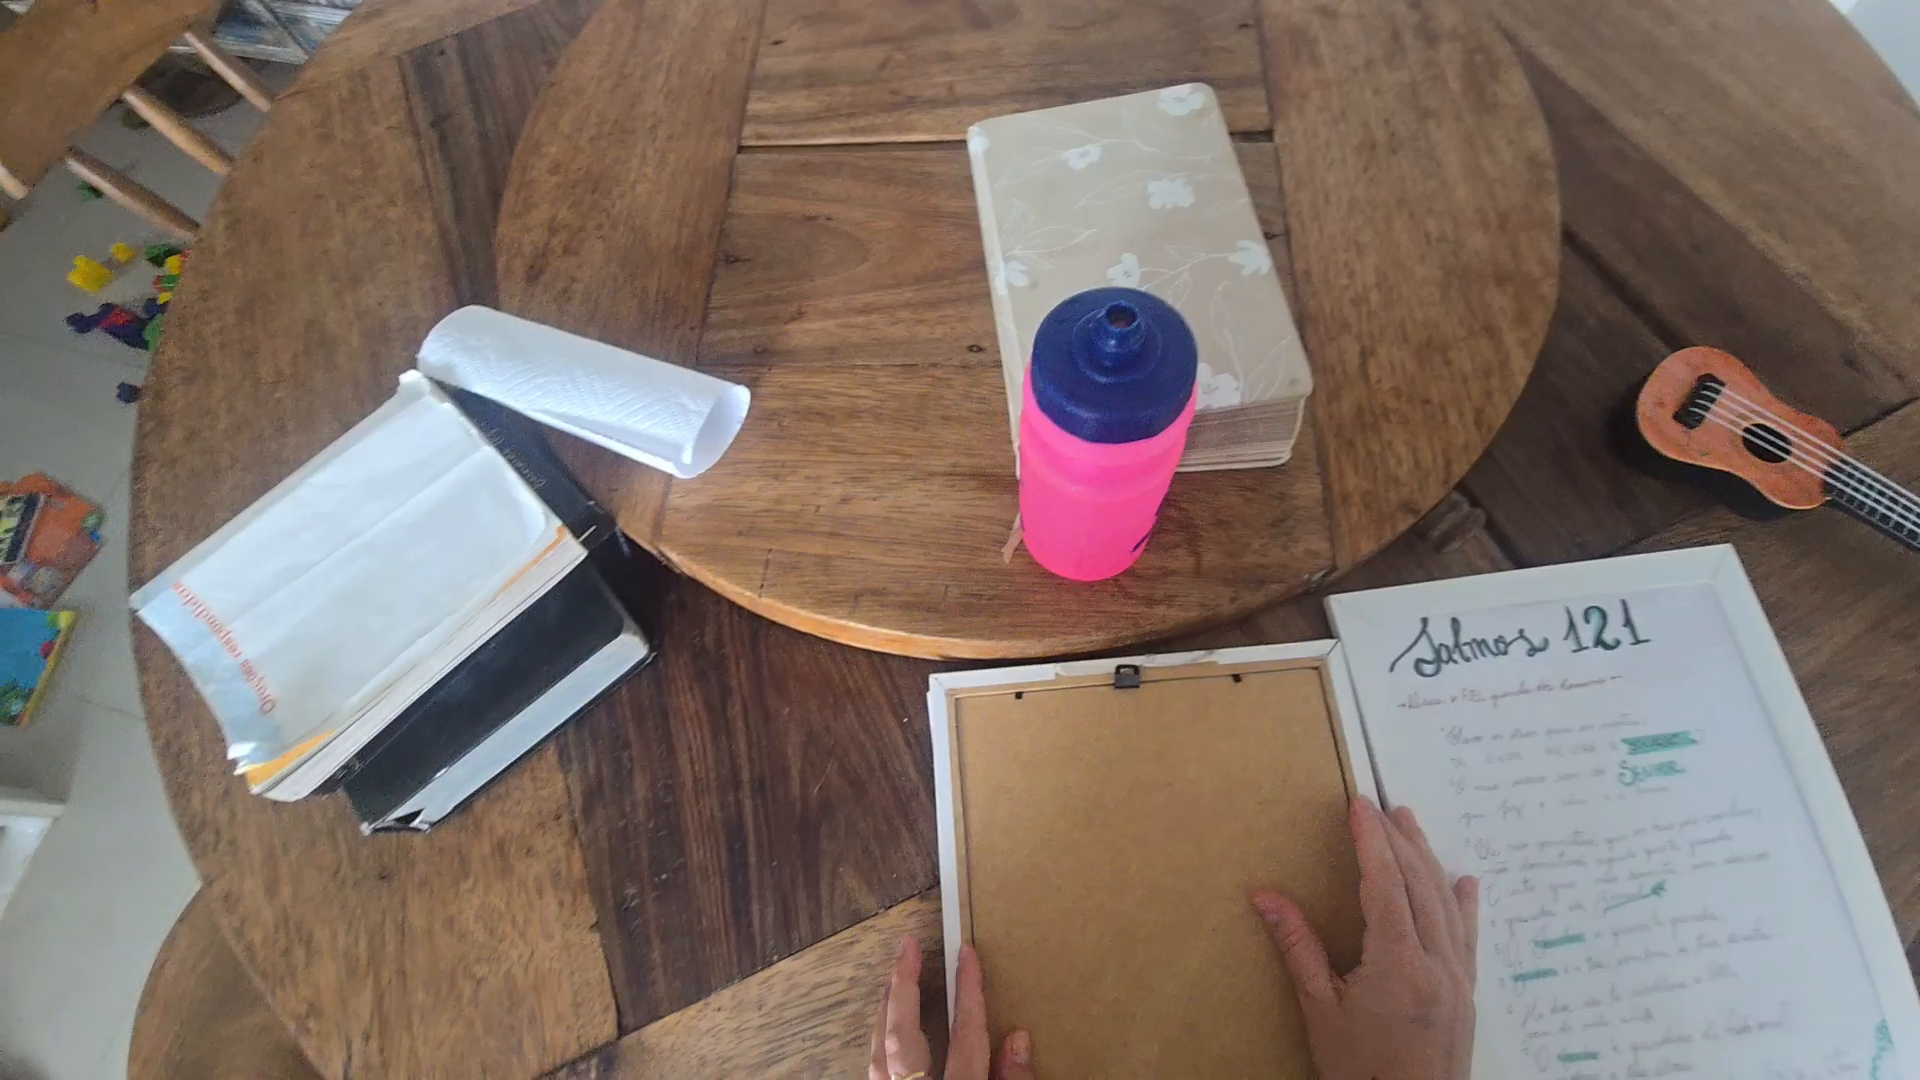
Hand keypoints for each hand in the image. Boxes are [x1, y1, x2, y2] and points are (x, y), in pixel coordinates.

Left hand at [869, 934, 1033, 1079]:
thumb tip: (1018, 1039)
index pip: (964, 1038)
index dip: (968, 992)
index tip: (967, 954)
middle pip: (903, 1036)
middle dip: (904, 985)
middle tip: (908, 944)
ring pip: (879, 1053)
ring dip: (886, 1009)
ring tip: (894, 977)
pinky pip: (876, 1072)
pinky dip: (881, 1043)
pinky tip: (886, 1031)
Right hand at [1253, 797, 1478, 1079]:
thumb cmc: (1359, 1069)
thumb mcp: (1320, 1008)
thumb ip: (1298, 947)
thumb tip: (1263, 895)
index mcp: (1399, 966)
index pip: (1385, 886)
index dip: (1371, 842)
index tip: (1359, 806)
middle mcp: (1437, 966)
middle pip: (1418, 887)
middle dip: (1397, 840)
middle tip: (1377, 805)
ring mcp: (1458, 981)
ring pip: (1445, 905)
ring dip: (1426, 859)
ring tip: (1409, 822)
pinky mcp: (1467, 996)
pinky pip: (1467, 938)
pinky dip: (1464, 905)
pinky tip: (1466, 883)